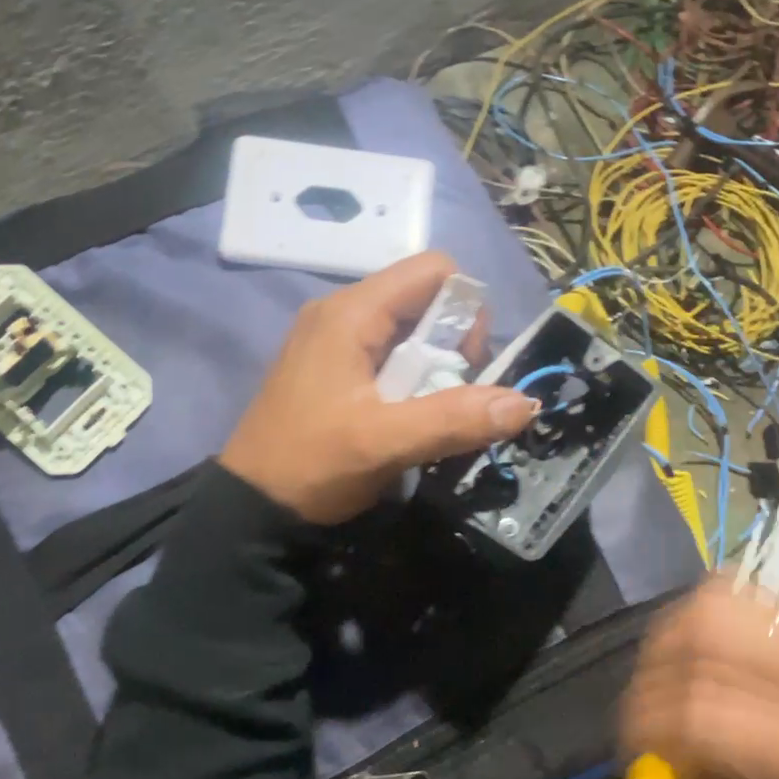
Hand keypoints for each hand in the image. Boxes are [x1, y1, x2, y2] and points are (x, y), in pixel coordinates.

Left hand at [221, 253, 537, 523]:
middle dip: (454, 346)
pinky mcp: (331, 370)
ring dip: (434, 369)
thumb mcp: (386, 442)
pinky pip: (388, 358)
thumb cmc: (313, 464)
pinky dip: (411, 382)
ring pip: (409, 333)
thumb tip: (526, 403)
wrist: (252, 507)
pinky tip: (406, 420)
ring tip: (428, 414)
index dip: (465, 310)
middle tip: (451, 398)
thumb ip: (455, 419)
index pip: (434, 271)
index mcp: (351, 312)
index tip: (466, 366)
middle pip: (425, 301)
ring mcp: (333, 342)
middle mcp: (342, 314)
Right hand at [622, 583, 778, 778]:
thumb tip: (661, 771)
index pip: (704, 711)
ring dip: (669, 647)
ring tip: (667, 693)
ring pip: (713, 602)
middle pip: (704, 632)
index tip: (636, 760)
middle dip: (653, 679)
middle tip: (646, 725)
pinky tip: (697, 666)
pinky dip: (696, 626)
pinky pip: (731, 593)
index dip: (648, 729)